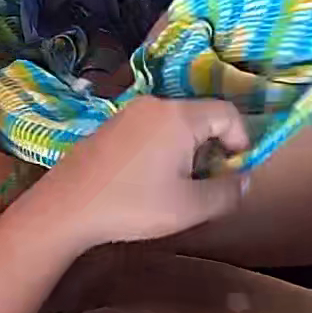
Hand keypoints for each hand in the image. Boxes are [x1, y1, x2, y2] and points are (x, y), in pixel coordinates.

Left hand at [18, 97, 250, 251]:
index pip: (227, 113)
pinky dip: (162, 148)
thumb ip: (226, 192)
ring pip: (174, 124)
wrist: (65, 208)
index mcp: (179, 117)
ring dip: (187, 149)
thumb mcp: (190, 207)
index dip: (241, 140)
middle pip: (200, 117)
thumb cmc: (133, 205)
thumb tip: (246, 180)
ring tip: (177, 185)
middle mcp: (155, 105)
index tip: (235, 170)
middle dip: (213, 147)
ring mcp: (128, 113)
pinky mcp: (109, 126)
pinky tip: (147, 180)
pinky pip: (150, 129)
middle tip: (206, 182)